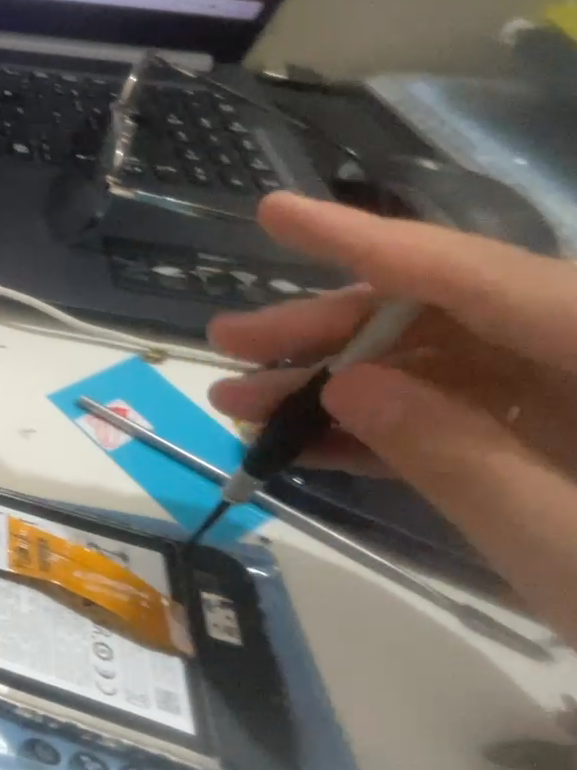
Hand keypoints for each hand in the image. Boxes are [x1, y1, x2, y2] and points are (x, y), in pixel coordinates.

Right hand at [208, 193, 576, 642]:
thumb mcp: (576, 556)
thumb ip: (461, 462)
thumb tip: (347, 385)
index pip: (488, 281)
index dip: (372, 242)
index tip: (272, 213)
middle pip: (454, 319)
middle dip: (332, 330)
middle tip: (229, 342)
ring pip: (447, 367)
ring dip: (340, 384)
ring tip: (241, 403)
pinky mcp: (575, 446)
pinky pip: (469, 417)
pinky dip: (387, 429)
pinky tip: (306, 444)